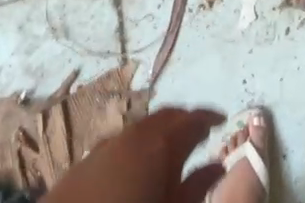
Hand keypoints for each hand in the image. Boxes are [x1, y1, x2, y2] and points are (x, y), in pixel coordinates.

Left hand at [42, 108, 224, 202]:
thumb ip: (197, 187)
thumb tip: (216, 165)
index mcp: (162, 144)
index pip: (194, 118)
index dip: (210, 118)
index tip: (222, 121)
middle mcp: (134, 136)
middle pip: (166, 116)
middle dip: (184, 120)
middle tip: (199, 133)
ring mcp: (104, 147)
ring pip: (140, 129)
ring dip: (158, 133)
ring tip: (169, 151)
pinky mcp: (82, 164)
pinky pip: (118, 144)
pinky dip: (134, 147)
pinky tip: (135, 168)